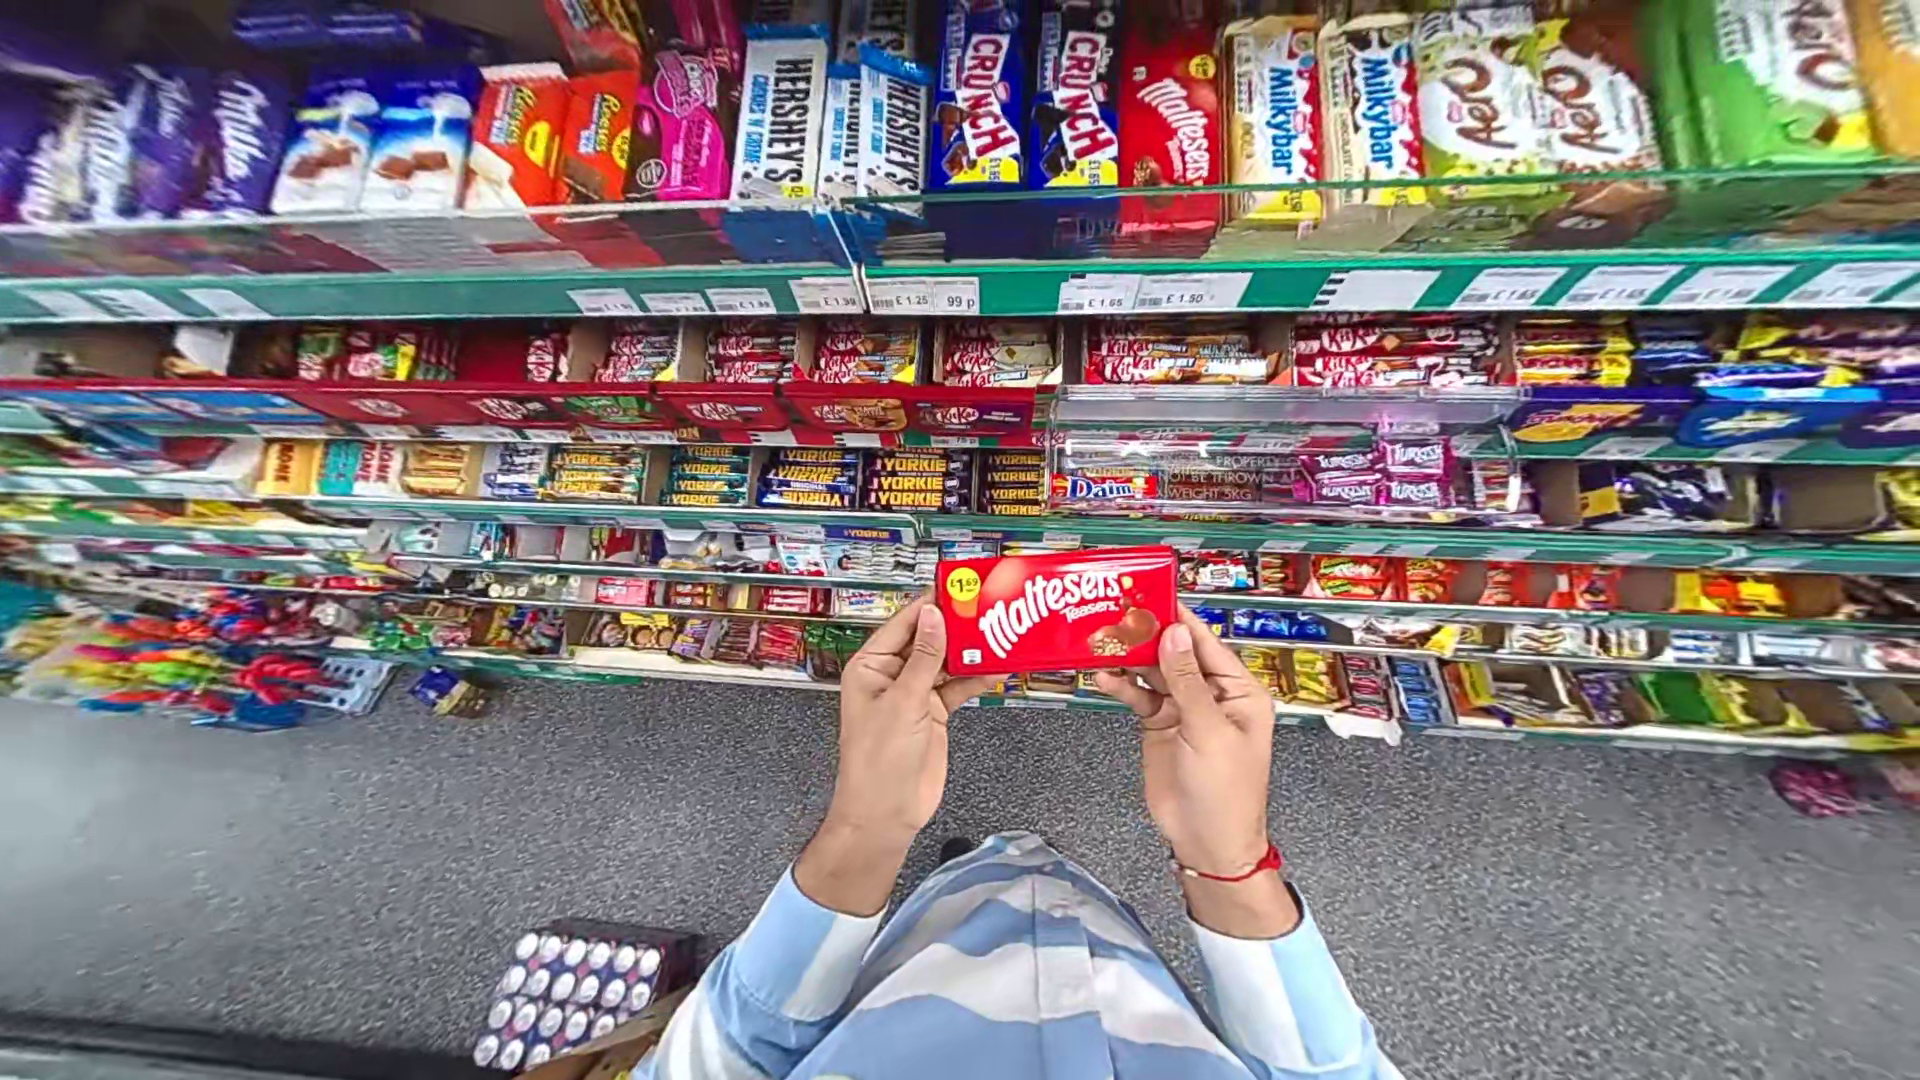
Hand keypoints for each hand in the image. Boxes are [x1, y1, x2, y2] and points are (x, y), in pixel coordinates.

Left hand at [827, 595, 994, 839]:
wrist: (887, 812)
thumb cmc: (878, 760)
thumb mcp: (903, 701)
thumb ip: (923, 657)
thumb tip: (934, 616)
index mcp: (871, 665)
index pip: (902, 624)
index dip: (928, 604)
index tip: (954, 587)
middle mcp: (892, 674)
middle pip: (926, 640)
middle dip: (953, 626)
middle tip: (984, 608)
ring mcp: (914, 693)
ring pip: (945, 662)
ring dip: (968, 651)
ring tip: (996, 632)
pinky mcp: (933, 711)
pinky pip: (956, 687)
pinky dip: (974, 679)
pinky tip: (994, 669)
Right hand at [1095, 606, 1276, 876]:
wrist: (1205, 840)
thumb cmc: (1226, 793)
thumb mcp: (1208, 731)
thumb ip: (1187, 681)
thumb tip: (1174, 635)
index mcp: (1237, 691)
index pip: (1205, 643)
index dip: (1179, 619)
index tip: (1153, 597)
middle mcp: (1210, 693)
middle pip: (1175, 653)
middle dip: (1147, 636)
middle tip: (1118, 616)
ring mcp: (1182, 707)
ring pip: (1153, 671)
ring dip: (1130, 659)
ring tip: (1104, 643)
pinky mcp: (1159, 721)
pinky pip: (1138, 694)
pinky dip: (1121, 686)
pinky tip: (1105, 677)